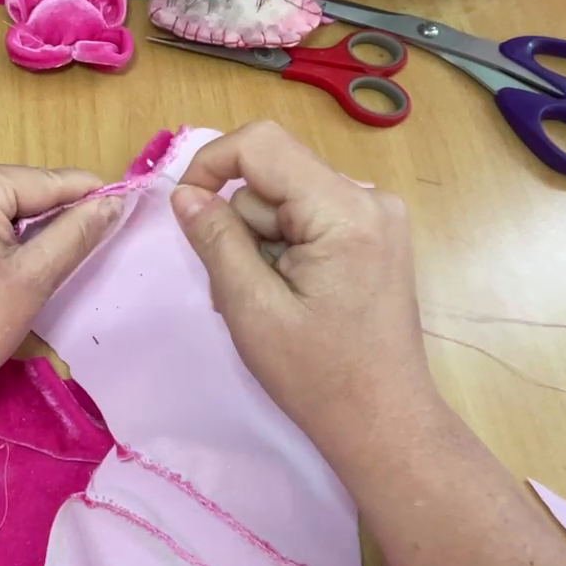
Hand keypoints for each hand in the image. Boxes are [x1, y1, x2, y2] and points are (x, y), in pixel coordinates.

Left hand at [0, 163, 121, 421]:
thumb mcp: (34, 277)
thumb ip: (77, 231)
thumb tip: (113, 201)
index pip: (42, 181)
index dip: (86, 193)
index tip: (124, 199)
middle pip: (13, 188)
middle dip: (48, 212)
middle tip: (88, 238)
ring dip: (19, 224)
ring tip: (47, 256)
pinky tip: (5, 260)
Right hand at [170, 122, 436, 448]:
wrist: (382, 421)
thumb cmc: (315, 374)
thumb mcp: (250, 306)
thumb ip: (215, 239)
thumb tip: (183, 193)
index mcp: (345, 211)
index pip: (261, 144)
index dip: (210, 164)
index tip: (186, 209)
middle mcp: (368, 198)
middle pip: (270, 176)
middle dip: (239, 224)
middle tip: (237, 286)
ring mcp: (374, 216)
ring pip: (282, 199)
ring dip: (257, 242)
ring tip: (262, 299)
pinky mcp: (370, 234)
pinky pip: (303, 217)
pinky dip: (279, 247)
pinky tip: (285, 292)